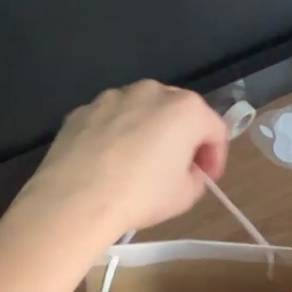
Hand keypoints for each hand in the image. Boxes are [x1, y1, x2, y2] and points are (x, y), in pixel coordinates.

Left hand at [9, 80, 228, 243]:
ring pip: (141, 112)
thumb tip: (188, 171)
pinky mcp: (83, 110)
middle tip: (176, 170)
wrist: (75, 199)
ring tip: (137, 166)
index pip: (215, 129)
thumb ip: (197, 177)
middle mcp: (151, 91)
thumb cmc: (140, 196)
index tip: (207, 178)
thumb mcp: (186, 196)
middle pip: (178, 113)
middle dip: (183, 139)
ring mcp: (113, 97)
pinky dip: (115, 136)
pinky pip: (110, 120)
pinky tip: (108, 163)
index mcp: (186, 109)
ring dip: (148, 133)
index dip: (215, 157)